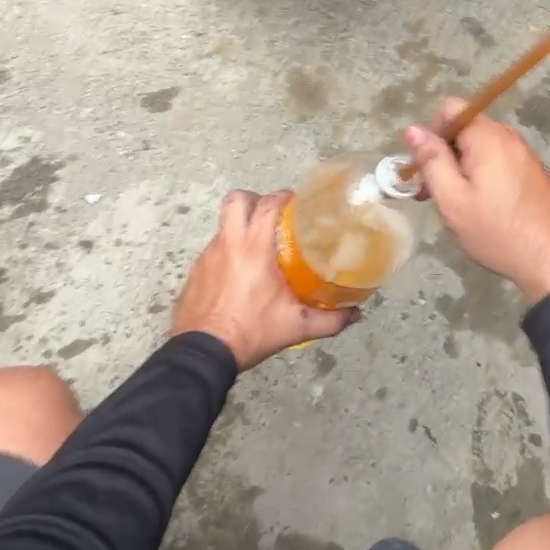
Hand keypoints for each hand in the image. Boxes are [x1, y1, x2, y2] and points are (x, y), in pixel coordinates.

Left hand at [170, 190, 356, 369]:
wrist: (202, 354)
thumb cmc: (249, 332)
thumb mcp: (295, 327)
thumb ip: (329, 320)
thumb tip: (354, 314)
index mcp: (254, 247)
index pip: (268, 204)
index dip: (283, 196)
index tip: (296, 203)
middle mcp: (228, 243)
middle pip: (236, 199)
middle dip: (254, 199)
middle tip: (271, 215)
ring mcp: (207, 256)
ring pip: (224, 225)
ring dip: (240, 227)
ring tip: (258, 247)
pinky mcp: (195, 272)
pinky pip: (214, 250)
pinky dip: (228, 252)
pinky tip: (238, 275)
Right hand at [403, 98, 549, 303]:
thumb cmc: (498, 232)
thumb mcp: (453, 200)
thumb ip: (431, 161)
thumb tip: (413, 129)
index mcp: (488, 137)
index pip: (451, 108)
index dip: (431, 132)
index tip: (426, 167)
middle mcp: (510, 137)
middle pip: (466, 128)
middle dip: (445, 153)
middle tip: (434, 193)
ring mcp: (526, 155)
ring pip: (483, 147)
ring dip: (463, 167)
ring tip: (458, 205)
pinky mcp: (535, 173)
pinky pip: (501, 161)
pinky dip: (484, 175)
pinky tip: (485, 208)